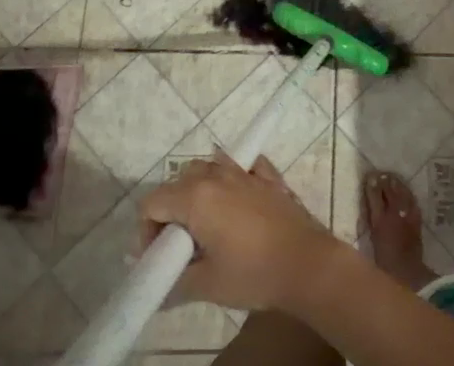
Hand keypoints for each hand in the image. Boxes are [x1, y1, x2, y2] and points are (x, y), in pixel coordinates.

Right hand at [138, 150, 342, 312]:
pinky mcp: (270, 178)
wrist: (307, 264)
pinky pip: (243, 165)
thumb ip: (176, 283)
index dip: (146, 231)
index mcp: (196, 197)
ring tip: (204, 223)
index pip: (153, 202)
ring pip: (209, 167)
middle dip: (171, 210)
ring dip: (198, 189)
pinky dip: (232, 175)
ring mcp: (246, 173)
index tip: (157, 257)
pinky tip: (236, 196)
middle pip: (178, 181)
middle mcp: (217, 176)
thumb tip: (159, 289)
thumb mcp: (207, 285)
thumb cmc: (253, 273)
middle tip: (178, 244)